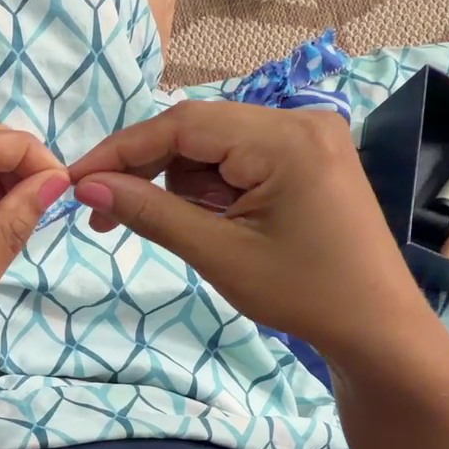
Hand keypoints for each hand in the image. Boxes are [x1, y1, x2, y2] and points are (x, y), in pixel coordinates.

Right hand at [67, 101, 431, 364]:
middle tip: (100, 216)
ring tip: (167, 230)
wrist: (374, 325)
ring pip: (210, 148)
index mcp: (284, 138)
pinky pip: (234, 162)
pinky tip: (198, 222)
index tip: (75, 182)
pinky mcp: (302, 160)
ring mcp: (303, 139)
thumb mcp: (216, 253)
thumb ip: (149, 212)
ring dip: (174, 185)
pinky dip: (204, 190)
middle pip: (194, 131)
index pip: (181, 125)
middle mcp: (297, 122)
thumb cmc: (301, 292)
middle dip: (145, 170)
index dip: (120, 151)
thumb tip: (87, 187)